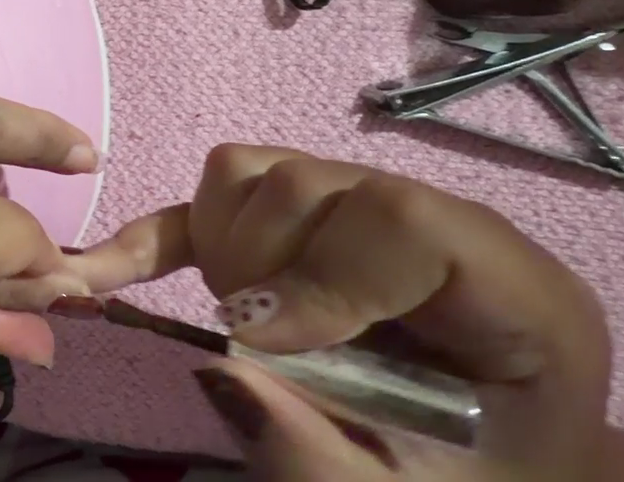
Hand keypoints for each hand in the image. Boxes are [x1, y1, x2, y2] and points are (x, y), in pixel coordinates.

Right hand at [75, 145, 612, 480]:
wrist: (470, 474)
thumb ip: (320, 452)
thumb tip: (218, 367)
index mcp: (512, 290)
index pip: (404, 218)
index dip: (323, 270)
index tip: (264, 342)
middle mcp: (433, 222)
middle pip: (307, 183)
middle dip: (257, 264)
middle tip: (255, 347)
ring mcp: (356, 206)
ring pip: (250, 171)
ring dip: (218, 248)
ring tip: (239, 323)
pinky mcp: (293, 220)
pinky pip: (212, 195)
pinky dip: (158, 234)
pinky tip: (111, 271)